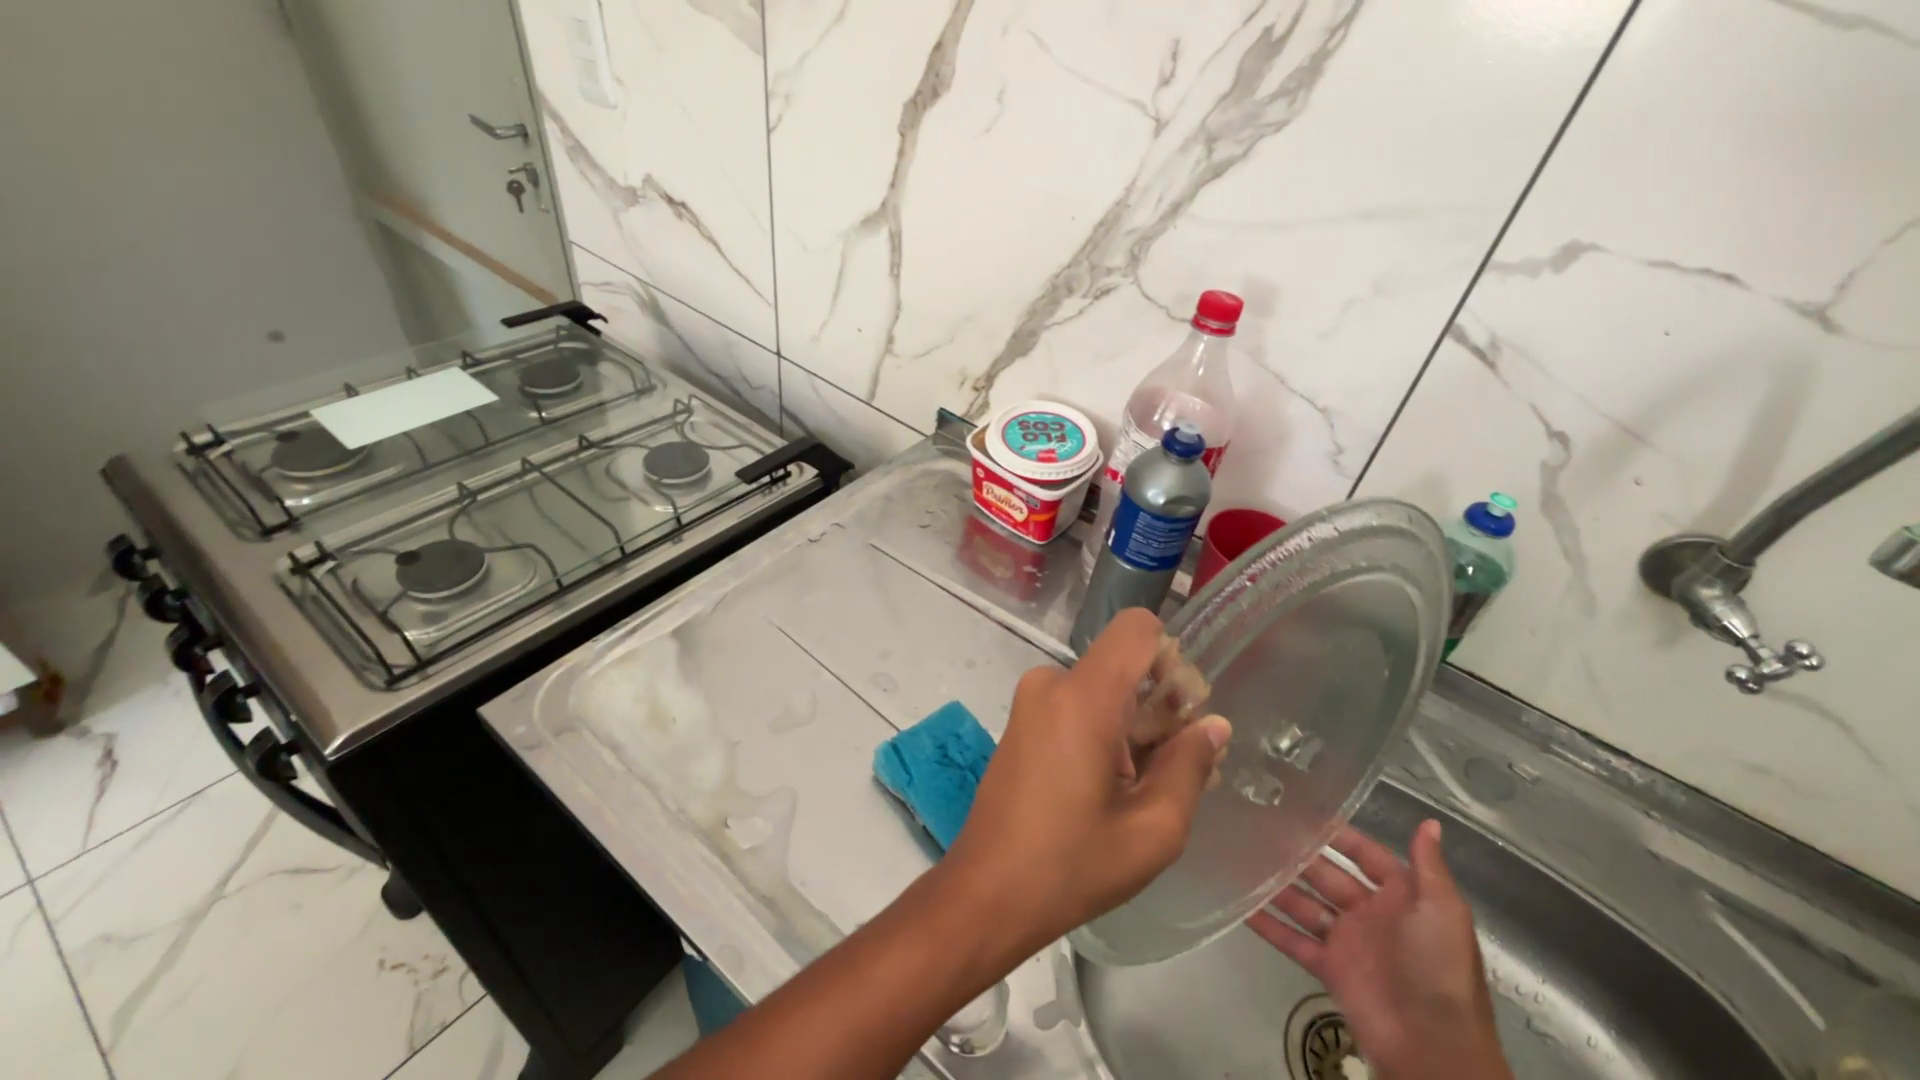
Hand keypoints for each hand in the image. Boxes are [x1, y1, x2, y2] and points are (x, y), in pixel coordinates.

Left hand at [941, 609, 1231, 966]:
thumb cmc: (1072, 866)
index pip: (1137, 628)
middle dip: (1160, 707)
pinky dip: (1104, 736)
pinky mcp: (1021, 727)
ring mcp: (1029, 705)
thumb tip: (1213, 725)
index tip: (1184, 713)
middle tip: (1177, 769)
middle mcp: (1051, 685)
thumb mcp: (1153, 829)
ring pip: (1102, 691)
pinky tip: (1115, 790)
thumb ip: (1190, 765)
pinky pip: (1076, 709)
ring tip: (1148, 790)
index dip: (1172, 659)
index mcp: (1082, 697)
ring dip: (1134, 728)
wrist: (986, 895)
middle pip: (1124, 665)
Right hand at [1249, 822, 1513, 1079]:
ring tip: (1245, 859)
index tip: (1306, 812)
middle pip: (1329, 876)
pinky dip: (1269, 925)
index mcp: (1402, 897)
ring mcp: (1348, 941)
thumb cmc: (1439, 969)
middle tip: (1262, 829)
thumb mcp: (1443, 912)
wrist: (1432, 1044)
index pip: (1367, 856)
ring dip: (1280, 885)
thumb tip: (1430, 822)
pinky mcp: (1329, 968)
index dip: (1340, 836)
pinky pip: (1294, 940)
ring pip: (1307, 905)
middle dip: (1301, 855)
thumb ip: (1429, 867)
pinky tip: (1242, 906)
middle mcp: (1372, 914)